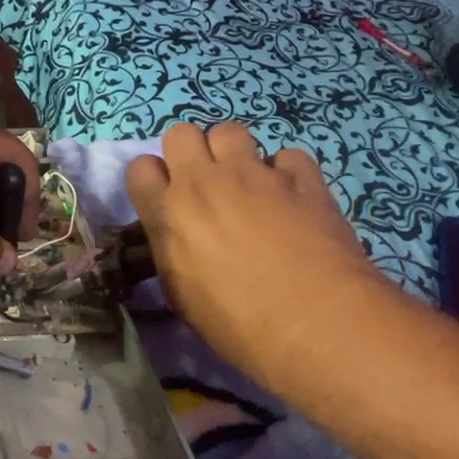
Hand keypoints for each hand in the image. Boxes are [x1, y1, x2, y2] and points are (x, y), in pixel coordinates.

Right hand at [126, 123, 388, 379]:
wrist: (318, 326)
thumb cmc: (240, 326)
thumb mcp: (183, 296)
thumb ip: (171, 252)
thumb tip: (175, 239)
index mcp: (168, 212)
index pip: (140, 166)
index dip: (155, 180)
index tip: (168, 198)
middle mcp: (205, 181)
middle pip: (182, 133)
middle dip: (191, 152)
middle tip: (207, 184)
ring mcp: (254, 174)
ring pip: (230, 131)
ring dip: (235, 154)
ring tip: (250, 184)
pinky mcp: (301, 179)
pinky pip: (288, 156)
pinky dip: (289, 173)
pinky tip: (295, 197)